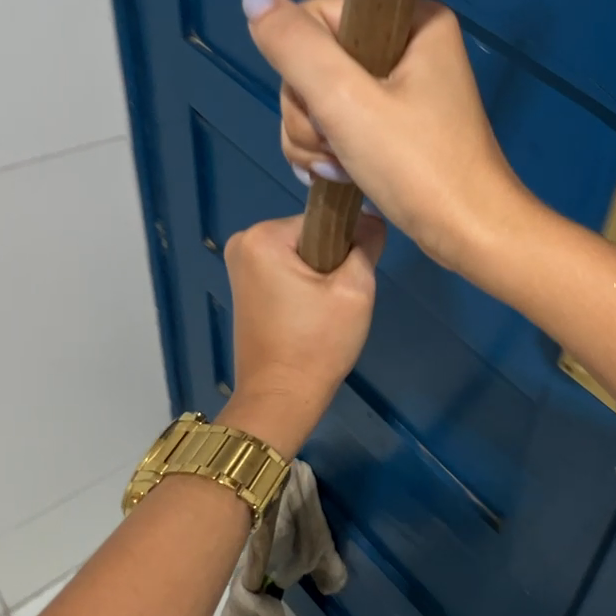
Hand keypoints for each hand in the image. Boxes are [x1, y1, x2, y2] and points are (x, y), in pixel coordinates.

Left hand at [216, 212, 384, 455]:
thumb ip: (368, 244)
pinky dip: (307, 285)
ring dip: (323, 273)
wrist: (283, 397)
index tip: (355, 274)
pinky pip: (290, 269)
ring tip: (329, 307)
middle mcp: (244, 243)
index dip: (349, 243)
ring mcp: (241, 266)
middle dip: (334, 259)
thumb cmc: (318, 341)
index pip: (326, 219)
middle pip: (313, 234)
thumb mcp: (356, 288)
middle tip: (342, 296)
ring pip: (305, 252)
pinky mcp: (246, 287)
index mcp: (263, 236)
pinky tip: (315, 312)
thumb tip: (374, 217)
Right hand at [242, 0, 540, 275]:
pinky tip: (339, 175)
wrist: (470, 232)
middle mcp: (411, 44)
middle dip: (311, 112)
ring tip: (340, 168)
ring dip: (317, 138)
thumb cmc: (418, 166)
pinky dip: (332, 150)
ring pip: (322, 96)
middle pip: (317, 59)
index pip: (319, 17)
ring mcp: (406, 87)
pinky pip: (342, 122)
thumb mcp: (346, 101)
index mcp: (414, 21)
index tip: (331, 107)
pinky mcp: (400, 122)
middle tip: (336, 147)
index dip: (306, 65)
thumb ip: (295, 47)